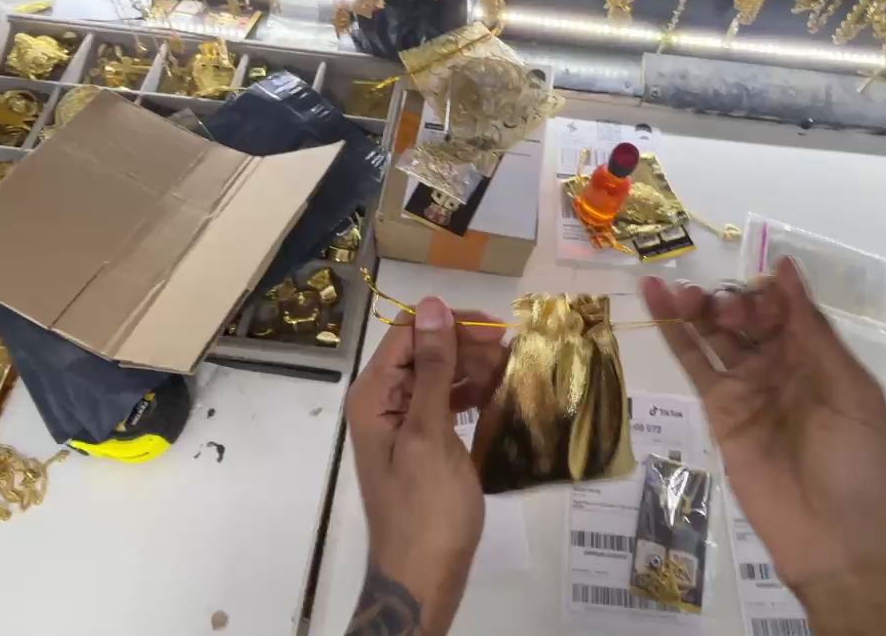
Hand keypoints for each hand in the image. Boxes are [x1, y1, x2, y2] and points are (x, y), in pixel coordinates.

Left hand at [344, 297, 506, 634]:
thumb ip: (432, 367)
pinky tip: (498, 394)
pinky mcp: (423, 438)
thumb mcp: (429, 432)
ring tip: (511, 373)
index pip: (409, 332)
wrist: (422, 580)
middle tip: (511, 354)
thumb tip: (434, 304)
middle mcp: (383, 398)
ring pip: (439, 372)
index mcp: (374, 392)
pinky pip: (446, 399)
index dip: (450, 324)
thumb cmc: (425, 508)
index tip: (495, 332)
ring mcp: (402, 419)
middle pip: (425, 349)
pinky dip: (471, 393)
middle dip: (467, 346)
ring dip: (473, 368)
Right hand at [642, 261, 885, 635]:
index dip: (767, 294)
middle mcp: (781, 365)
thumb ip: (814, 331)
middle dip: (732, 302)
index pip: (785, 308)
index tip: (755, 292)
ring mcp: (747, 387)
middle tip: (725, 313)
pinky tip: (655, 300)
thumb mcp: (853, 393)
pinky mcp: (719, 410)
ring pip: (715, 334)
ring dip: (696, 306)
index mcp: (820, 359)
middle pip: (748, 317)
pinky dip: (673, 332)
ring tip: (675, 289)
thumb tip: (787, 268)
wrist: (842, 549)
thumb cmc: (863, 468)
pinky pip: (694, 364)